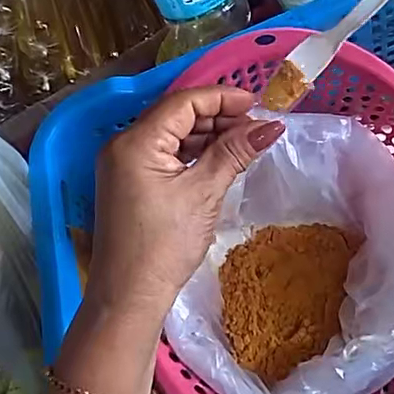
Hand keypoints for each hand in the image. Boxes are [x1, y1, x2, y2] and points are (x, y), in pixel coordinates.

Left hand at [85, 87, 284, 319]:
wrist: (128, 295)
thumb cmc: (164, 245)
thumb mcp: (203, 193)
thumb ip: (234, 152)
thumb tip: (271, 125)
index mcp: (135, 141)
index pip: (183, 103)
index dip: (222, 98)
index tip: (257, 103)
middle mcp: (122, 144)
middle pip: (175, 114)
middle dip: (216, 116)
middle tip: (254, 126)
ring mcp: (122, 163)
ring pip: (170, 133)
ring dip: (206, 134)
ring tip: (242, 141)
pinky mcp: (127, 180)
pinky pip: (162, 153)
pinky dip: (190, 152)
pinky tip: (218, 157)